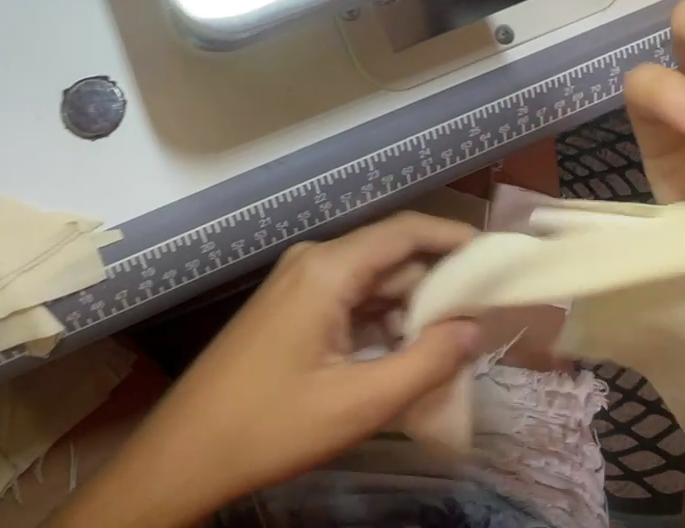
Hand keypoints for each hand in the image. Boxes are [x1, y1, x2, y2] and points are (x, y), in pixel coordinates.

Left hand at [48, 213, 480, 527]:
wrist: (186, 451)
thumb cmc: (270, 426)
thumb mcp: (358, 404)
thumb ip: (425, 364)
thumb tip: (474, 328)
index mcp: (327, 269)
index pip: (404, 232)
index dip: (454, 237)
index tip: (497, 254)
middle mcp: (313, 262)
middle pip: (390, 258)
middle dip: (438, 285)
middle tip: (487, 314)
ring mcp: (297, 283)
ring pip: (371, 283)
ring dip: (410, 310)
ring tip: (455, 343)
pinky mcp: (290, 308)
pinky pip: (348, 302)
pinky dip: (381, 323)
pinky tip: (406, 355)